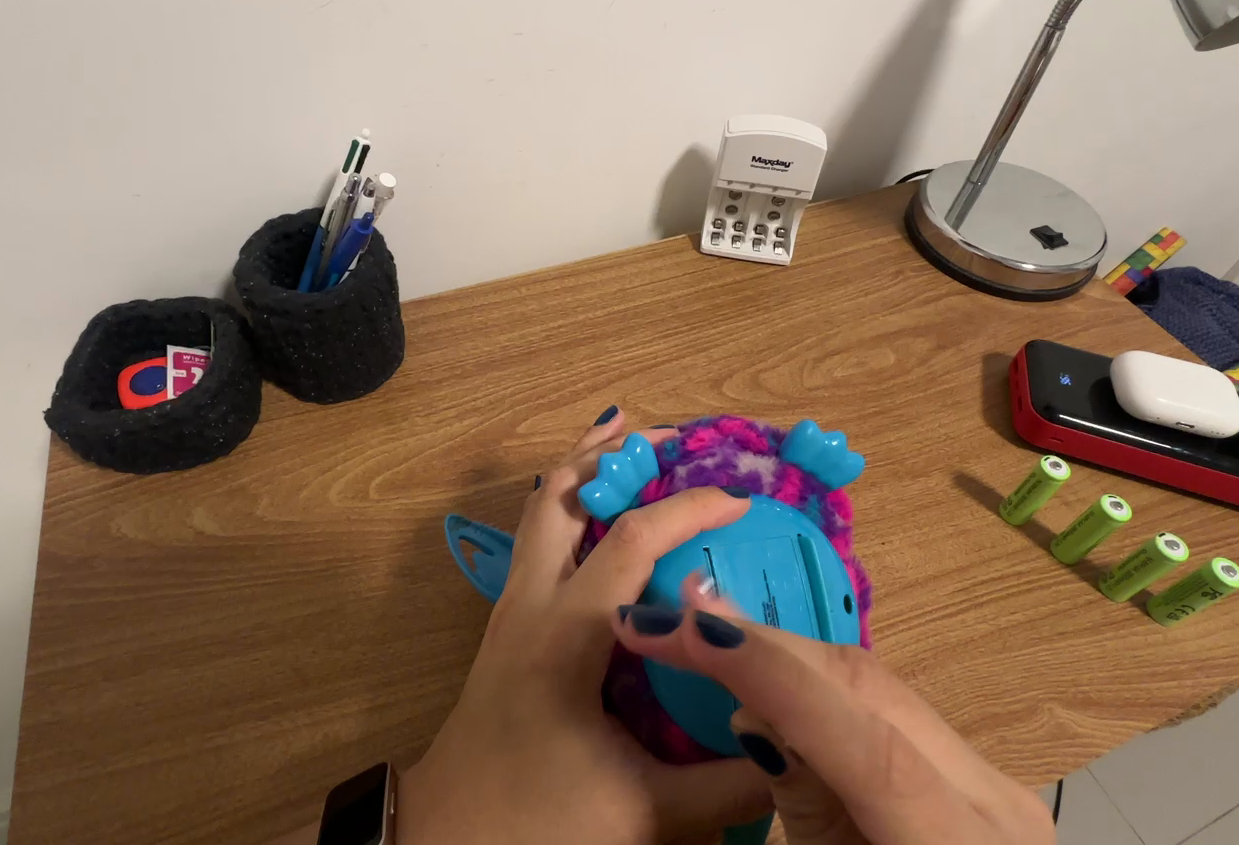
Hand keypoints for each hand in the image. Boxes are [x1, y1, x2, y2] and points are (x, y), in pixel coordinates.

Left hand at [399, 410, 772, 843]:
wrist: (446, 834)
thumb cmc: (537, 820)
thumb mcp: (644, 811)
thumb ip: (727, 781)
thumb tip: (792, 738)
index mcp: (567, 631)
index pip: (630, 541)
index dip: (687, 510)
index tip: (737, 501)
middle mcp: (533, 599)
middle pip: (559, 494)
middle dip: (609, 454)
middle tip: (662, 434)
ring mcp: (512, 604)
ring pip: (539, 507)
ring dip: (580, 467)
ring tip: (620, 437)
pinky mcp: (508, 619)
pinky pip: (536, 536)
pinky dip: (565, 501)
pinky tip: (592, 509)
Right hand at [612, 603, 1054, 844]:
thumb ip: (805, 808)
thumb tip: (752, 710)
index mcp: (964, 844)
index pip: (867, 742)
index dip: (775, 677)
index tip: (690, 630)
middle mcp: (990, 791)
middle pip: (861, 685)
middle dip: (759, 642)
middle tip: (669, 617)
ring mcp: (982, 767)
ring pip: (865, 676)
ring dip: (775, 647)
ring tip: (696, 622)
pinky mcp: (963, 758)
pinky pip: (874, 694)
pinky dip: (808, 671)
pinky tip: (758, 650)